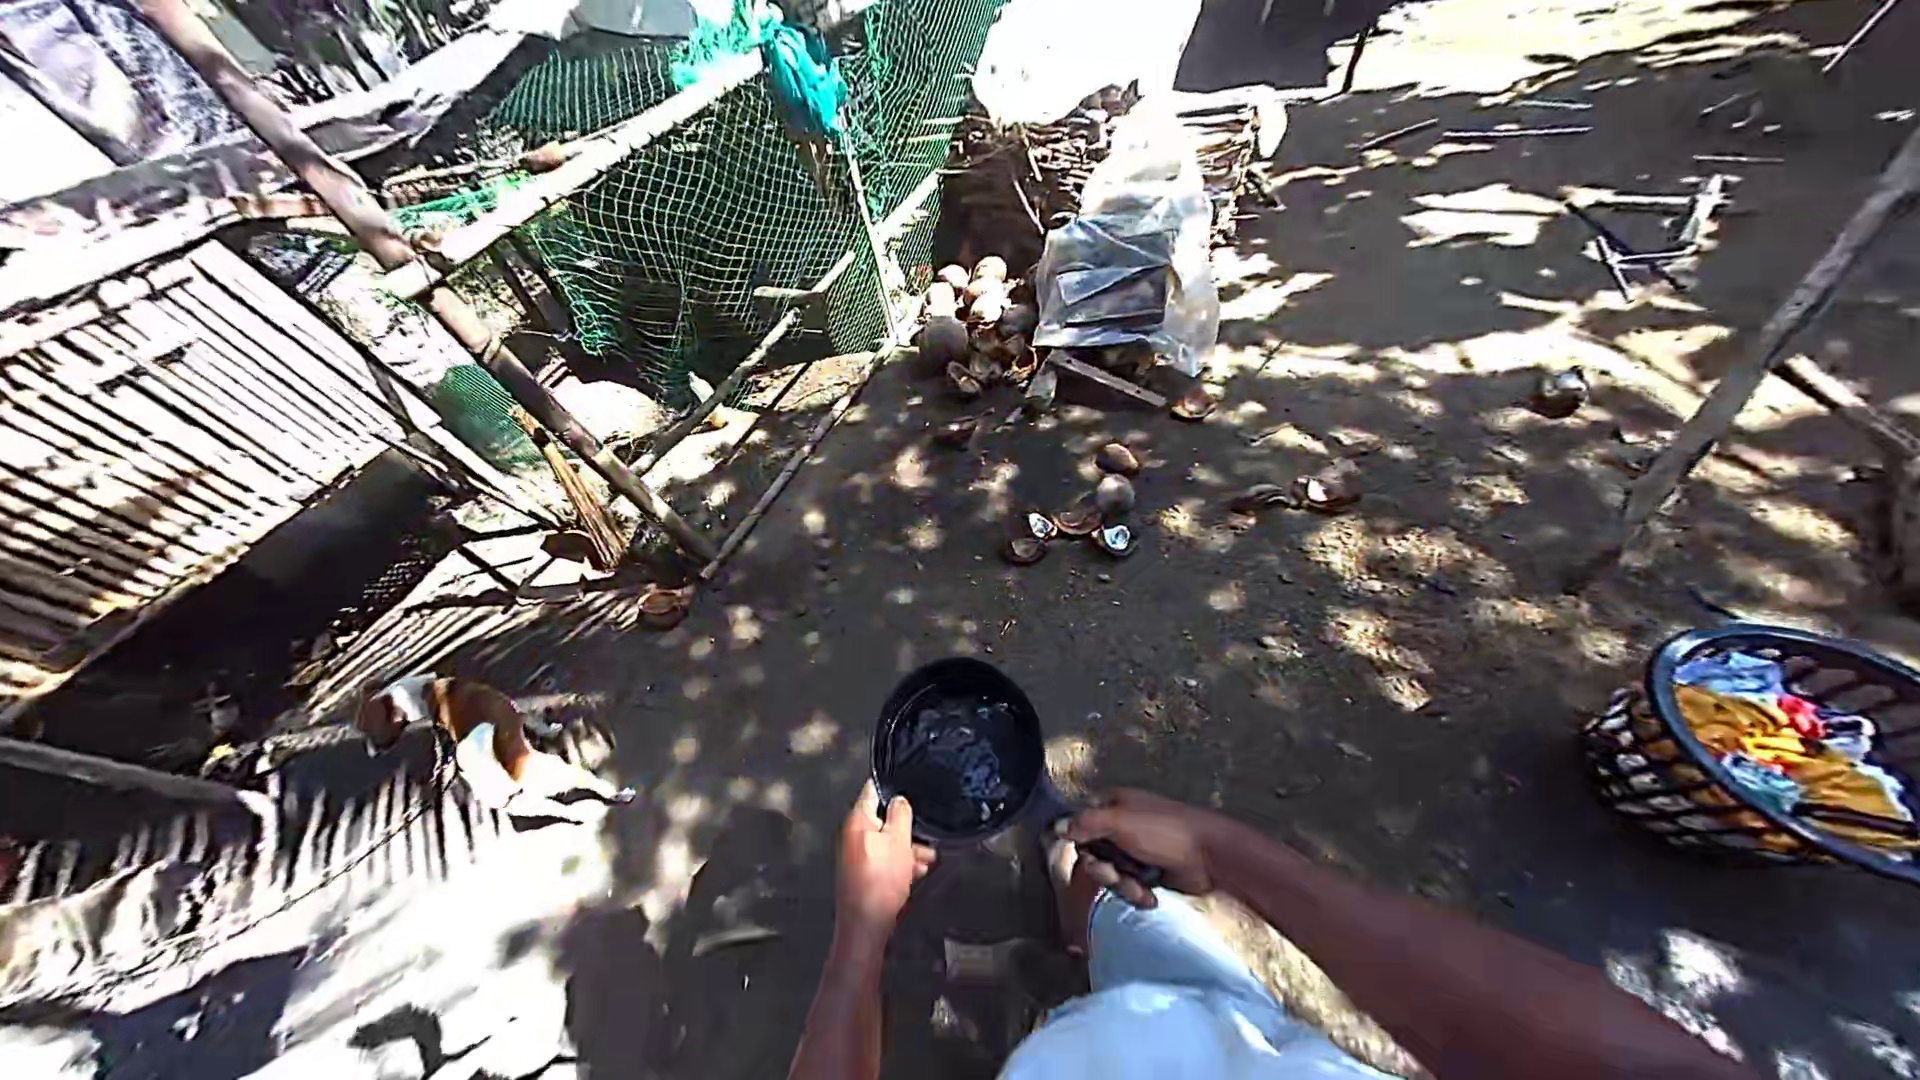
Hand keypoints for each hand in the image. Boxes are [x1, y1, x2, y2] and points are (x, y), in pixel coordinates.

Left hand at [836, 781, 935, 937]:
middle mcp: (851, 834)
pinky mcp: (861, 871)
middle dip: (906, 829)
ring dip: (907, 848)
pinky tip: (914, 872)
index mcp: (856, 820)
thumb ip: (900, 814)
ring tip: (925, 861)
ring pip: (885, 840)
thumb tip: (899, 800)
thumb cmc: (881, 882)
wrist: (866, 927)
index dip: (892, 788)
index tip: (907, 789)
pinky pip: (882, 857)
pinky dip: (898, 862)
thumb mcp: (899, 841)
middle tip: (924, 839)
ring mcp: (854, 854)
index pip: (873, 789)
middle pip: (883, 818)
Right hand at [1066, 789, 1237, 908]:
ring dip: (1123, 885)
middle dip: (1105, 871)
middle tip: (1119, 876)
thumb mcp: (1120, 822)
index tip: (1088, 856)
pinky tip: (1151, 897)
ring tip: (1141, 890)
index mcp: (1112, 805)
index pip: (1080, 823)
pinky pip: (1129, 885)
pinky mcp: (1148, 872)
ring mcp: (1135, 849)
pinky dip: (1137, 893)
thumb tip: (1055, 827)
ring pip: (1110, 872)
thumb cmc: (1163, 831)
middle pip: (1093, 853)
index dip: (1080, 843)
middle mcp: (1120, 825)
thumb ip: (1085, 823)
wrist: (1210, 855)